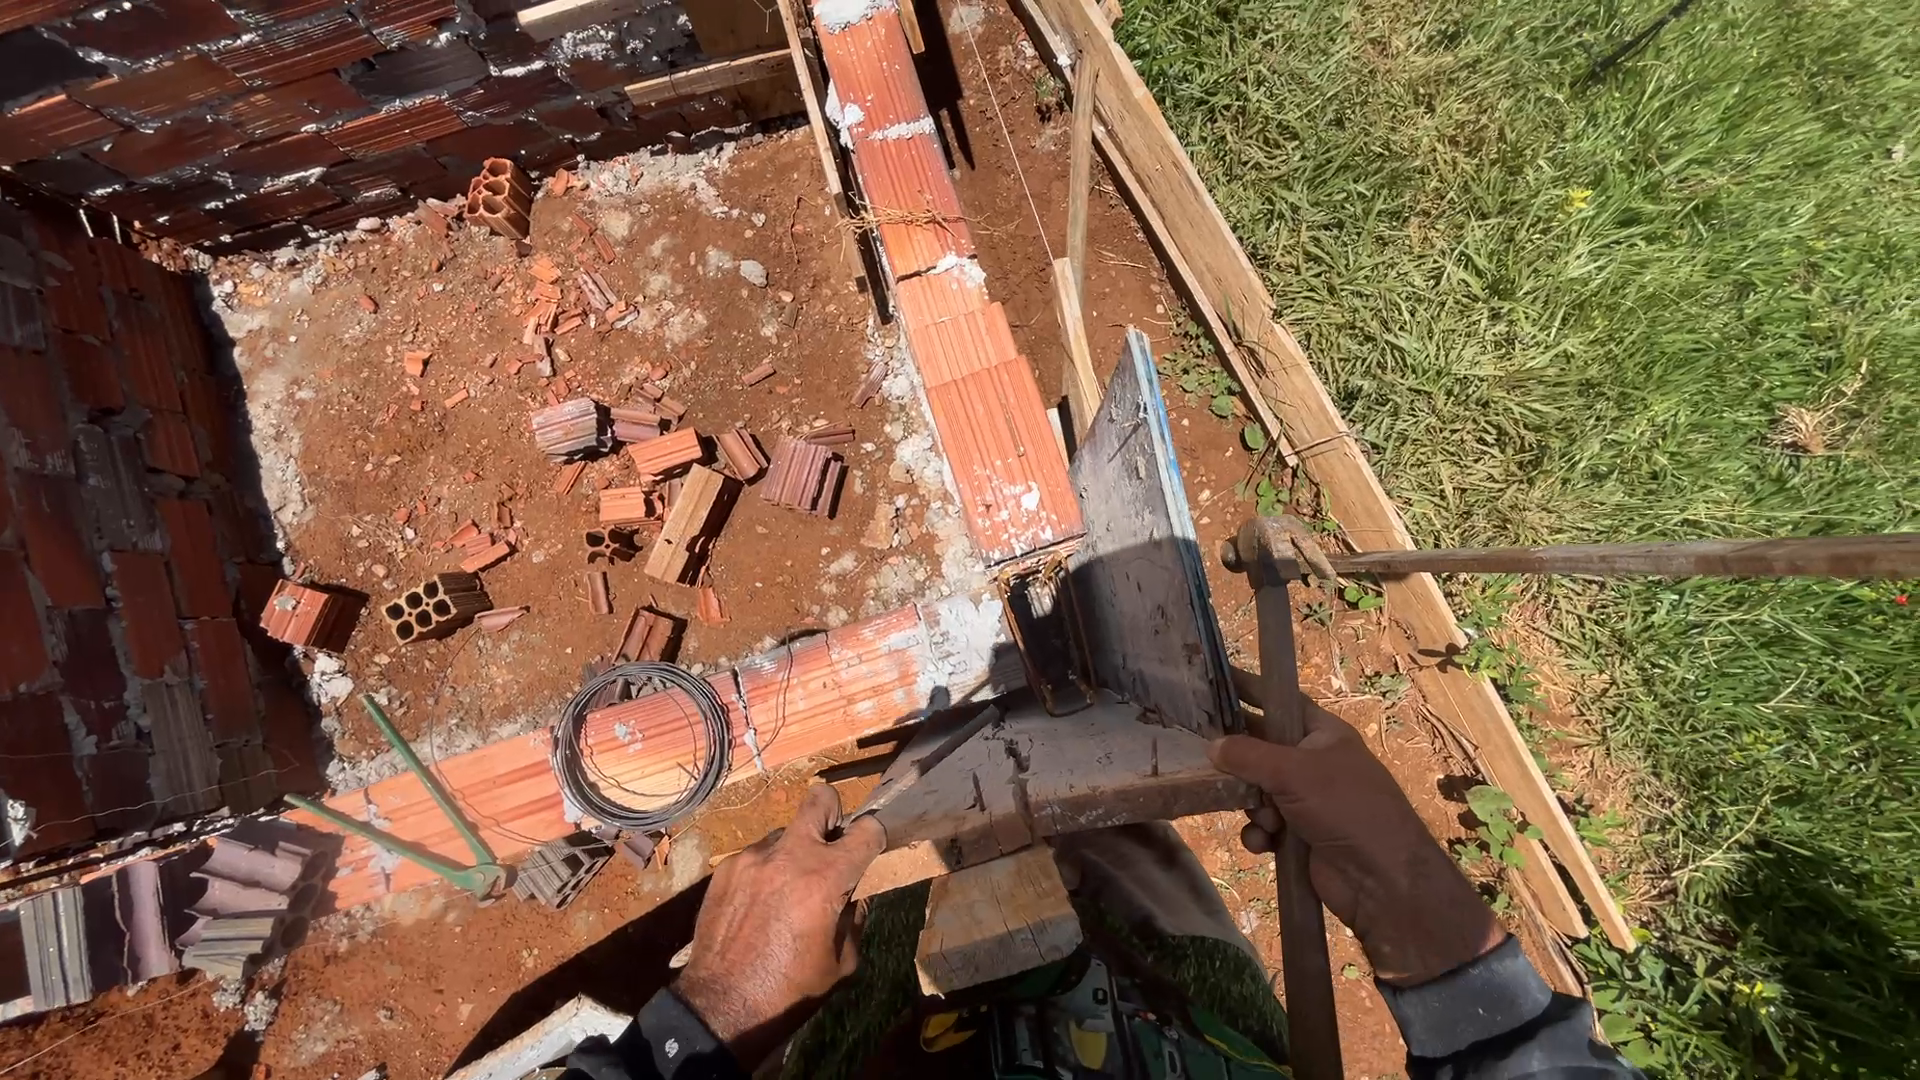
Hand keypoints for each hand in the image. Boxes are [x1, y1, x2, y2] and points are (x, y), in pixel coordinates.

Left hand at [674, 784, 885, 1063]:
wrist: (720, 1009)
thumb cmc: (789, 991)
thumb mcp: (841, 962)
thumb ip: (852, 919)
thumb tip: (851, 896)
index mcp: (825, 878)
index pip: (866, 830)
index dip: (874, 836)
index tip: (870, 848)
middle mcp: (790, 855)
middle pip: (820, 799)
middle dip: (832, 812)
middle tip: (830, 841)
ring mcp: (754, 857)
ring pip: (785, 833)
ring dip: (793, 852)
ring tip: (784, 891)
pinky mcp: (727, 868)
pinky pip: (757, 855)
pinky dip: (766, 871)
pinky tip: (757, 905)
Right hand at [1208, 697, 1504, 985]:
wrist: (1383, 882)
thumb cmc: (1345, 808)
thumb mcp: (1292, 771)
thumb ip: (1247, 754)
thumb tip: (1212, 747)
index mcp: (1323, 734)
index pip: (1281, 701)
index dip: (1252, 688)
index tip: (1219, 676)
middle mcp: (1314, 762)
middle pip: (1262, 747)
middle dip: (1238, 757)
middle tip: (1202, 751)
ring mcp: (1307, 800)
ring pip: (1257, 789)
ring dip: (1251, 805)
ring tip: (1262, 818)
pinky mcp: (1299, 834)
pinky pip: (1264, 823)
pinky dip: (1260, 832)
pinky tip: (1264, 843)